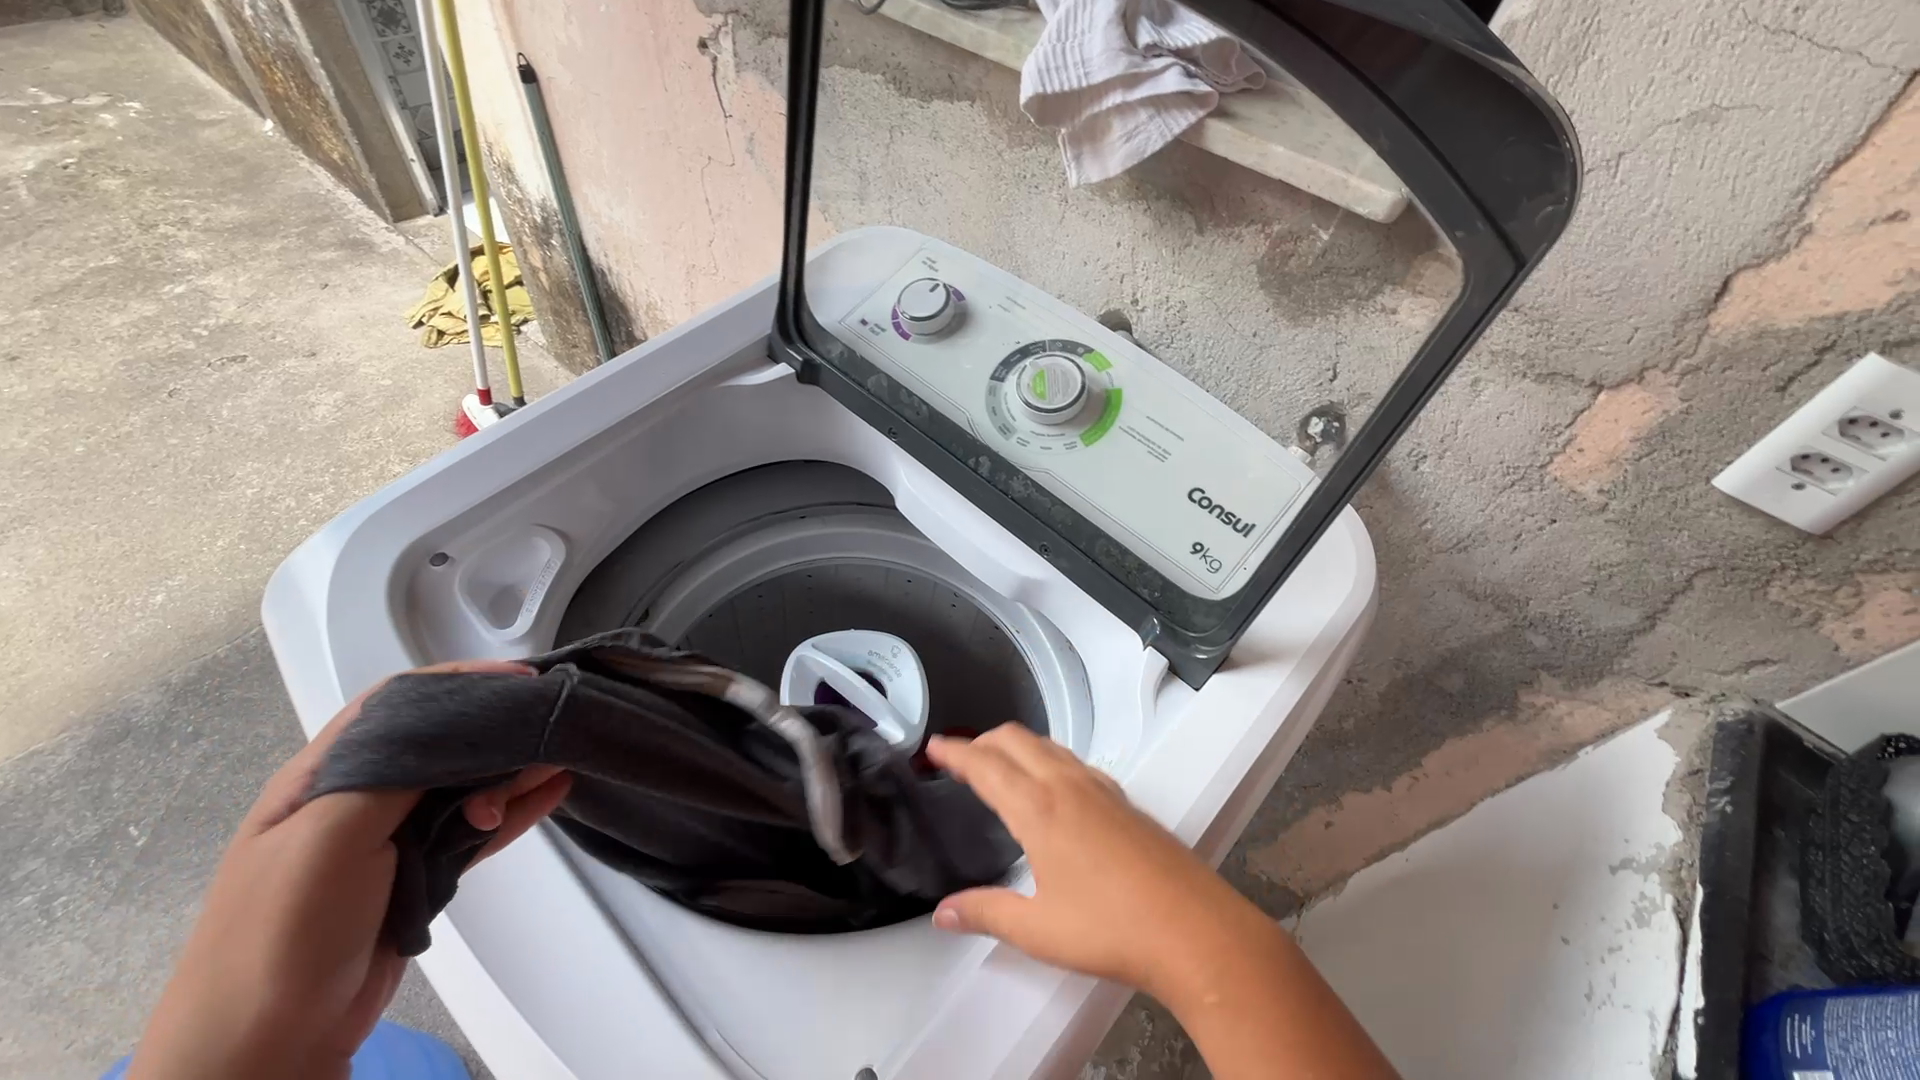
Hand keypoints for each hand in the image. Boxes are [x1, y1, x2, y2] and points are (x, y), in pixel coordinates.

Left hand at [129, 661, 571, 1079]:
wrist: (265, 1047)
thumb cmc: (282, 933)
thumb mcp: (330, 835)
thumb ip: (396, 773)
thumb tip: (467, 729)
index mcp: (327, 775)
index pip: (401, 704)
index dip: (461, 684)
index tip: (520, 680)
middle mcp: (363, 798)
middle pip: (444, 743)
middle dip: (497, 730)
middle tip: (549, 727)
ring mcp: (393, 838)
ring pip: (468, 786)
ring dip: (514, 771)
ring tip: (561, 759)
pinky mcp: (422, 875)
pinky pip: (479, 829)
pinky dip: (517, 809)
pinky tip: (554, 792)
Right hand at [925, 725, 1264, 1001]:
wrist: (1195, 930)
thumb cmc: (1113, 929)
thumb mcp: (1038, 929)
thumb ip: (985, 914)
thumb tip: (944, 913)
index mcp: (1039, 809)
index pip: (985, 765)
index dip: (954, 752)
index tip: (934, 747)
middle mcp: (1069, 786)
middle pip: (1016, 739)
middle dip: (982, 740)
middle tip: (960, 757)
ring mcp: (1102, 790)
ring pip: (1048, 745)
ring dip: (1016, 745)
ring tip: (999, 765)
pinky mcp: (1125, 802)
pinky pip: (1075, 761)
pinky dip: (1048, 758)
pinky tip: (1053, 787)